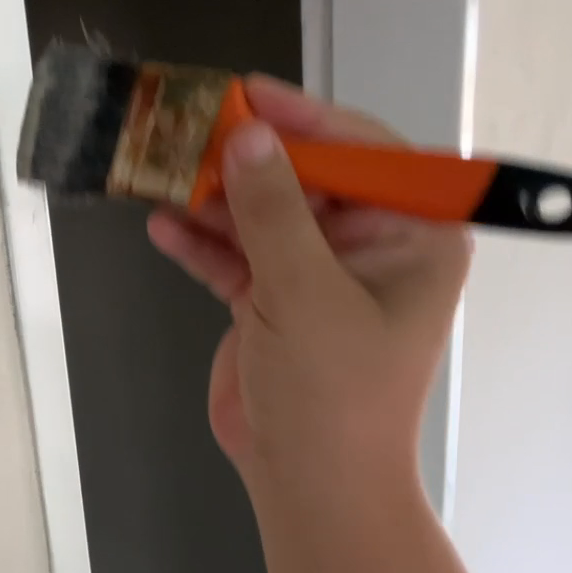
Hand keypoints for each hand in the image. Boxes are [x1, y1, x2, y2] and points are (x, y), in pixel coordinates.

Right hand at [146, 76, 470, 500]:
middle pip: (303, 184)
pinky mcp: (270, 305)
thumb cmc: (331, 388)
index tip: (245, 96)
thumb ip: (273, 213)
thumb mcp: (304, 292)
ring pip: (260, 220)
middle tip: (189, 135)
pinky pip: (235, 260)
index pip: (363, 156)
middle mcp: (365, 247)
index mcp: (409, 234)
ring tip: (162, 175)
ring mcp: (313, 277)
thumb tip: (248, 139)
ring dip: (214, 202)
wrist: (307, 476)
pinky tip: (163, 226)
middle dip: (247, 163)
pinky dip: (201, 245)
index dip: (304, 122)